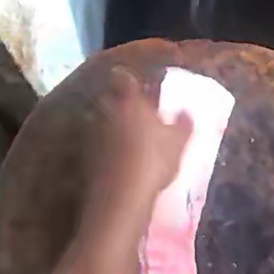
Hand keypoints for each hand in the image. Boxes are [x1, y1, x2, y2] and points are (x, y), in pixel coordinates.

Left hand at [86, 67, 191, 215]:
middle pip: (112, 99)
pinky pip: (101, 142)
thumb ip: (183, 123)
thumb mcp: (179, 142)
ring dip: (116, 126)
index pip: (124, 78)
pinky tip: (126, 158)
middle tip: (142, 114)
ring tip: (136, 139)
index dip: (131, 80)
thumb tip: (186, 111)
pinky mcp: (87, 155)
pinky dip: (110, 146)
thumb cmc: (154, 159)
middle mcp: (107, 111)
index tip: (142, 87)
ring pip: (105, 121)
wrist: (122, 196)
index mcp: (129, 102)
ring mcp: (94, 133)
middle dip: (124, 104)